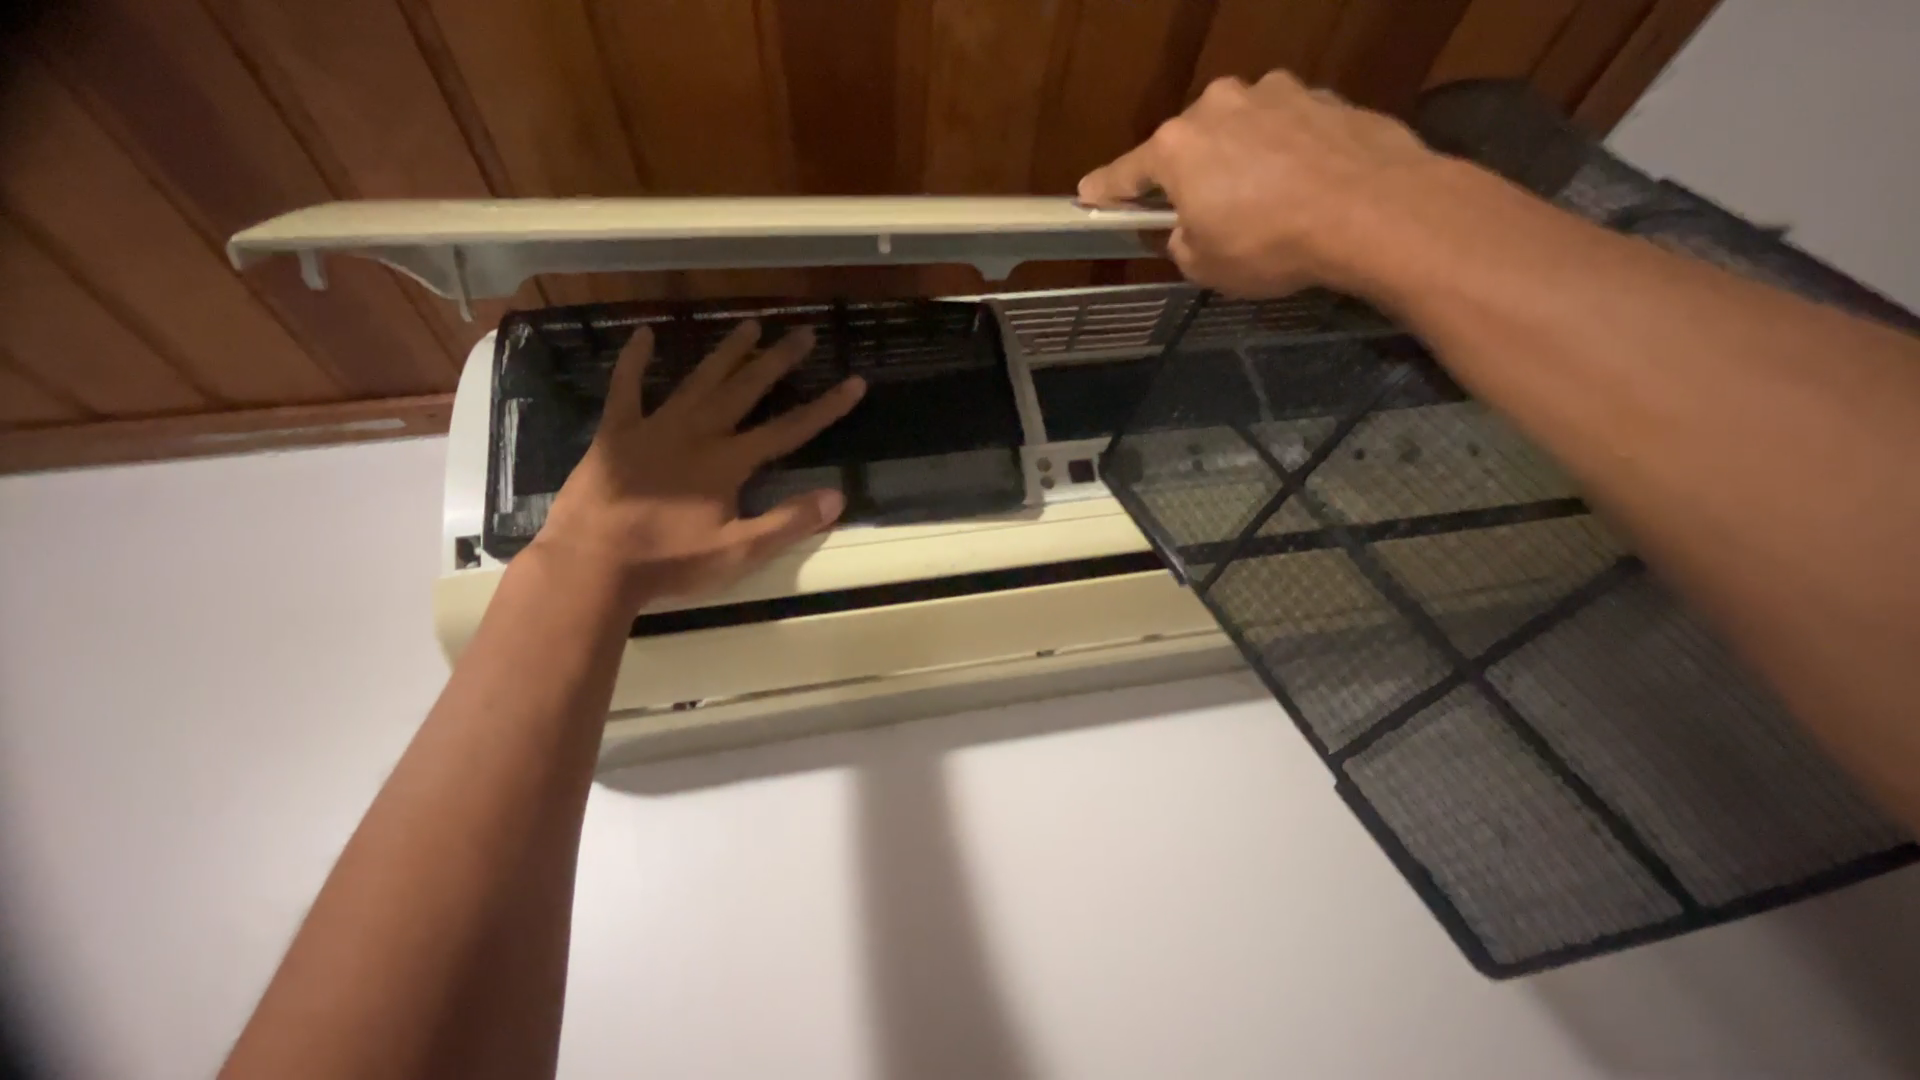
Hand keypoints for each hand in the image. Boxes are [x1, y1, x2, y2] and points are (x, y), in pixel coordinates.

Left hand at [530, 320, 865, 610]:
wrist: (592, 563)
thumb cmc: (668, 561)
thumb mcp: (737, 552)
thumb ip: (787, 523)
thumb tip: (837, 497)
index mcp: (728, 462)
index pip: (789, 429)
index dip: (825, 407)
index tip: (854, 382)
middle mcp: (697, 432)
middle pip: (746, 390)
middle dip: (778, 361)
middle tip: (803, 333)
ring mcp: (654, 427)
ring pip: (698, 380)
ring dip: (726, 353)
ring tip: (750, 326)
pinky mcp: (616, 432)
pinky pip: (626, 388)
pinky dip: (634, 361)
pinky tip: (644, 334)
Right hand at [1078, 71, 1439, 296]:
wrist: (1373, 210)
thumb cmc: (1271, 243)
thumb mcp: (1206, 266)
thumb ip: (1183, 241)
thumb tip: (1189, 227)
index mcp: (1177, 147)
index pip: (1127, 173)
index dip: (1106, 190)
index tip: (1088, 194)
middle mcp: (1219, 106)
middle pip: (1190, 144)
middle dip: (1194, 174)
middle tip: (1210, 214)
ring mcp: (1275, 93)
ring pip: (1242, 130)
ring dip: (1244, 158)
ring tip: (1270, 202)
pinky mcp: (1323, 96)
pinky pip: (1288, 129)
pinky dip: (1288, 153)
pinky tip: (1307, 185)